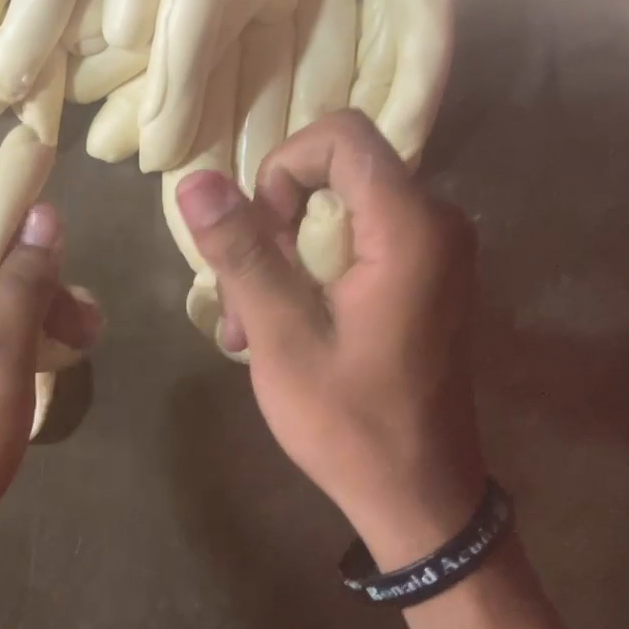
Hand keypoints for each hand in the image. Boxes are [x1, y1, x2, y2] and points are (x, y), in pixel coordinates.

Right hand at [176, 110, 484, 567]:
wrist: (413, 490)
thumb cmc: (346, 419)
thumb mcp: (279, 336)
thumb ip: (242, 253)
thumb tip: (195, 181)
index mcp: (408, 230)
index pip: (340, 138)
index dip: (279, 171)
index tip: (257, 238)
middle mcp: (433, 225)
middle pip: (331, 176)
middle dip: (268, 229)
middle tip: (242, 303)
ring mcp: (429, 253)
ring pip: (331, 214)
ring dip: (276, 261)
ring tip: (249, 330)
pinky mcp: (417, 279)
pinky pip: (347, 247)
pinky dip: (302, 277)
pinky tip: (275, 332)